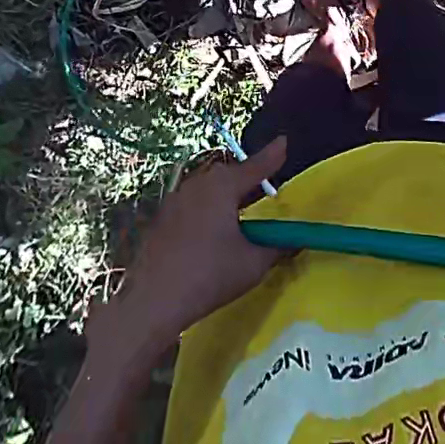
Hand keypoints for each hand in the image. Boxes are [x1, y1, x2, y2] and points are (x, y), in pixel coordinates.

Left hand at [93, 136, 289, 349]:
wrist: (152, 302)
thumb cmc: (209, 276)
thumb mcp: (253, 264)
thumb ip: (276, 247)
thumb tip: (291, 241)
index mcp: (223, 186)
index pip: (256, 166)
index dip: (273, 155)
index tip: (284, 141)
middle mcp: (199, 183)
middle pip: (230, 175)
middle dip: (249, 180)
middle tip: (266, 194)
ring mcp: (177, 198)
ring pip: (210, 189)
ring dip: (227, 197)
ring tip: (241, 216)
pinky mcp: (163, 217)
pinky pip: (194, 204)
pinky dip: (209, 210)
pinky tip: (212, 234)